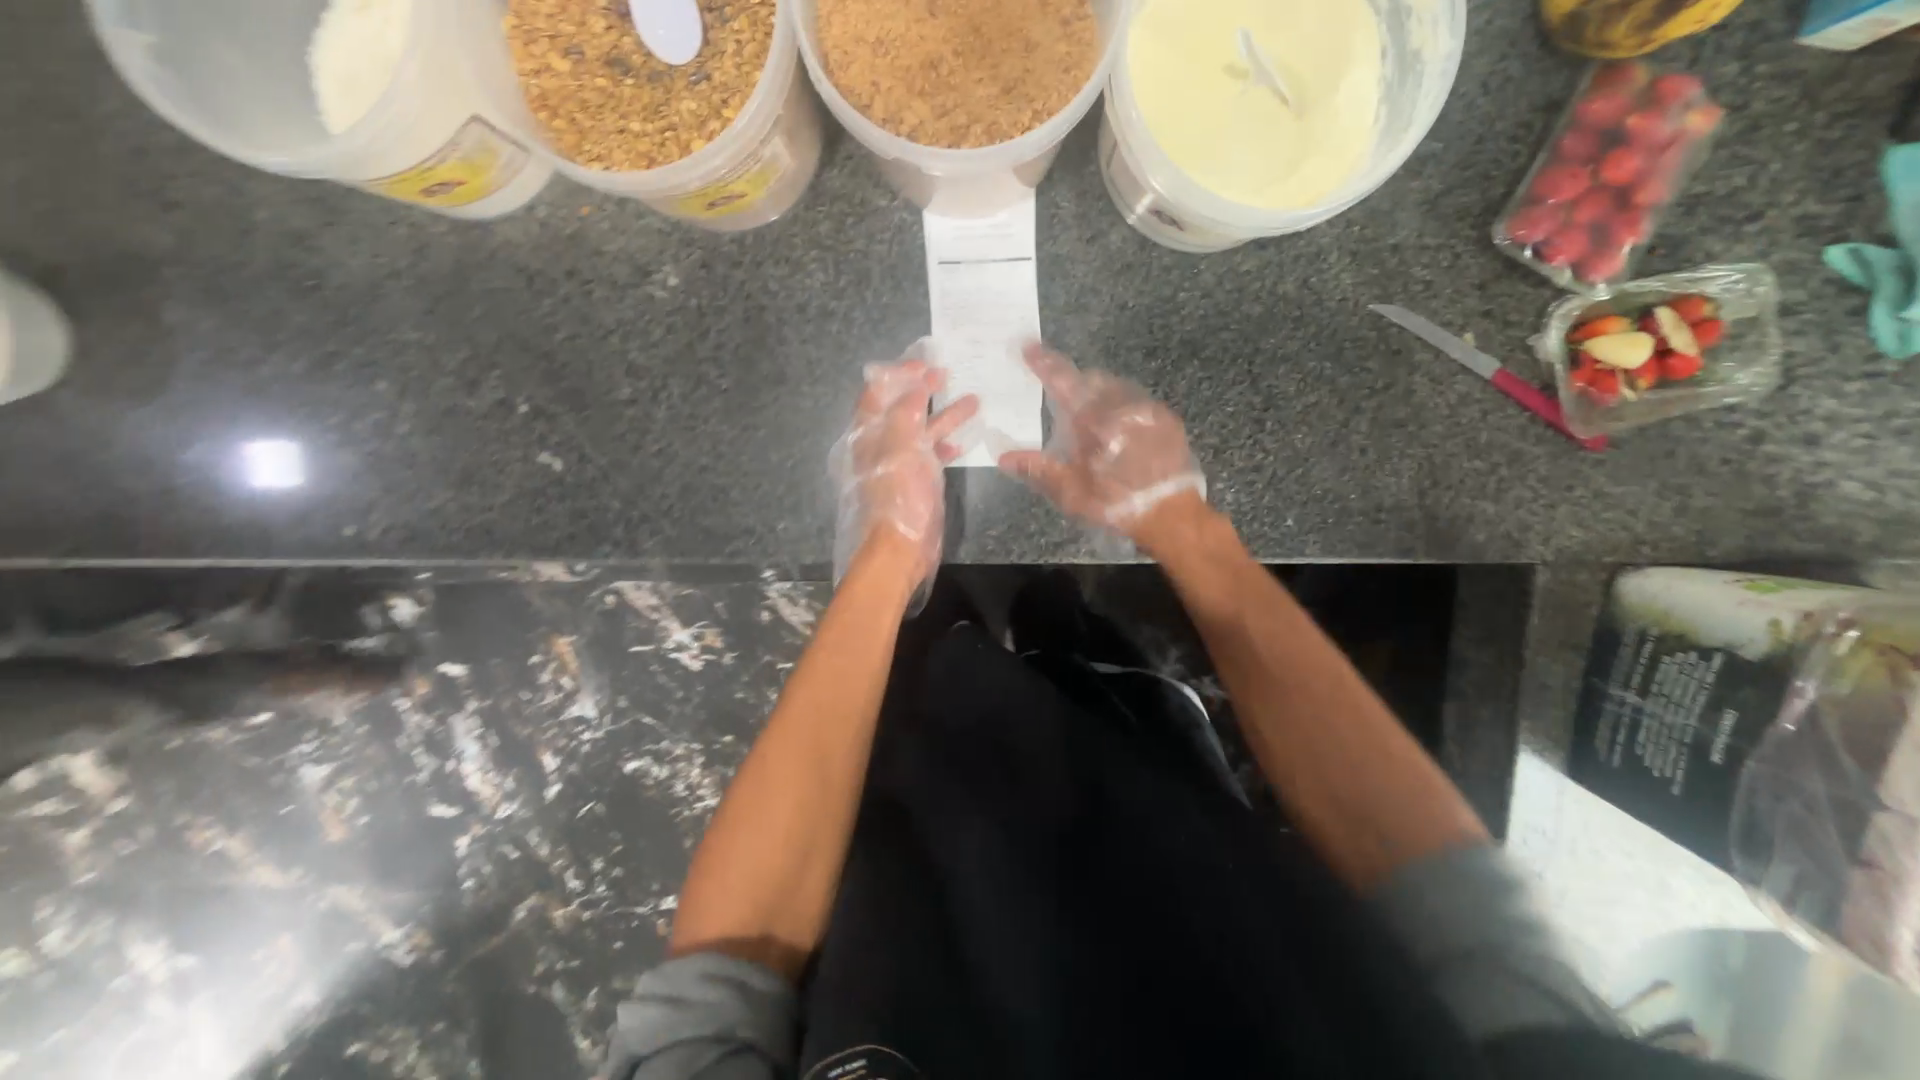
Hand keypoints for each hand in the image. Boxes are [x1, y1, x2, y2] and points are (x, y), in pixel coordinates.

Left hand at [830, 352, 979, 593]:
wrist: (901, 545)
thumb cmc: (898, 493)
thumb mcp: (903, 446)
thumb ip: (907, 411)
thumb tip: (915, 386)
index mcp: (868, 433)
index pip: (877, 391)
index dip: (899, 373)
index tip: (925, 362)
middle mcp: (880, 444)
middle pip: (900, 407)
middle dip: (923, 389)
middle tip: (947, 374)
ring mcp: (898, 464)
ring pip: (920, 431)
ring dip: (944, 415)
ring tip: (973, 401)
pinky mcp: (914, 482)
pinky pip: (930, 455)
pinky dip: (945, 445)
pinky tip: (963, 442)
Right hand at [998, 344, 1206, 541]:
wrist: (1173, 516)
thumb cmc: (1117, 505)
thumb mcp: (1071, 494)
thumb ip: (1038, 470)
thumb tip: (1004, 456)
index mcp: (1094, 419)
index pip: (1063, 380)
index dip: (1043, 362)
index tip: (1029, 347)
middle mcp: (1122, 405)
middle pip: (1092, 379)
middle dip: (1074, 382)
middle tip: (1061, 398)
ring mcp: (1148, 409)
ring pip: (1117, 387)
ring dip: (1099, 394)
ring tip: (1090, 417)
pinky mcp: (1168, 420)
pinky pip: (1138, 401)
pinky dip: (1122, 407)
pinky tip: (1120, 429)